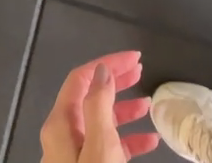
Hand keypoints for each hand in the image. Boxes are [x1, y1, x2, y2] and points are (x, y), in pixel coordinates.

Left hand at [39, 51, 160, 162]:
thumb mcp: (100, 145)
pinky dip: (127, 139)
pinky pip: (106, 147)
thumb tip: (102, 69)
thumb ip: (99, 104)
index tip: (136, 58)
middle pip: (90, 96)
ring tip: (150, 105)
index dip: (108, 63)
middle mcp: (63, 136)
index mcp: (61, 124)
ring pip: (100, 122)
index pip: (82, 78)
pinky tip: (149, 142)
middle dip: (117, 81)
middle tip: (142, 72)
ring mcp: (73, 156)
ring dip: (125, 110)